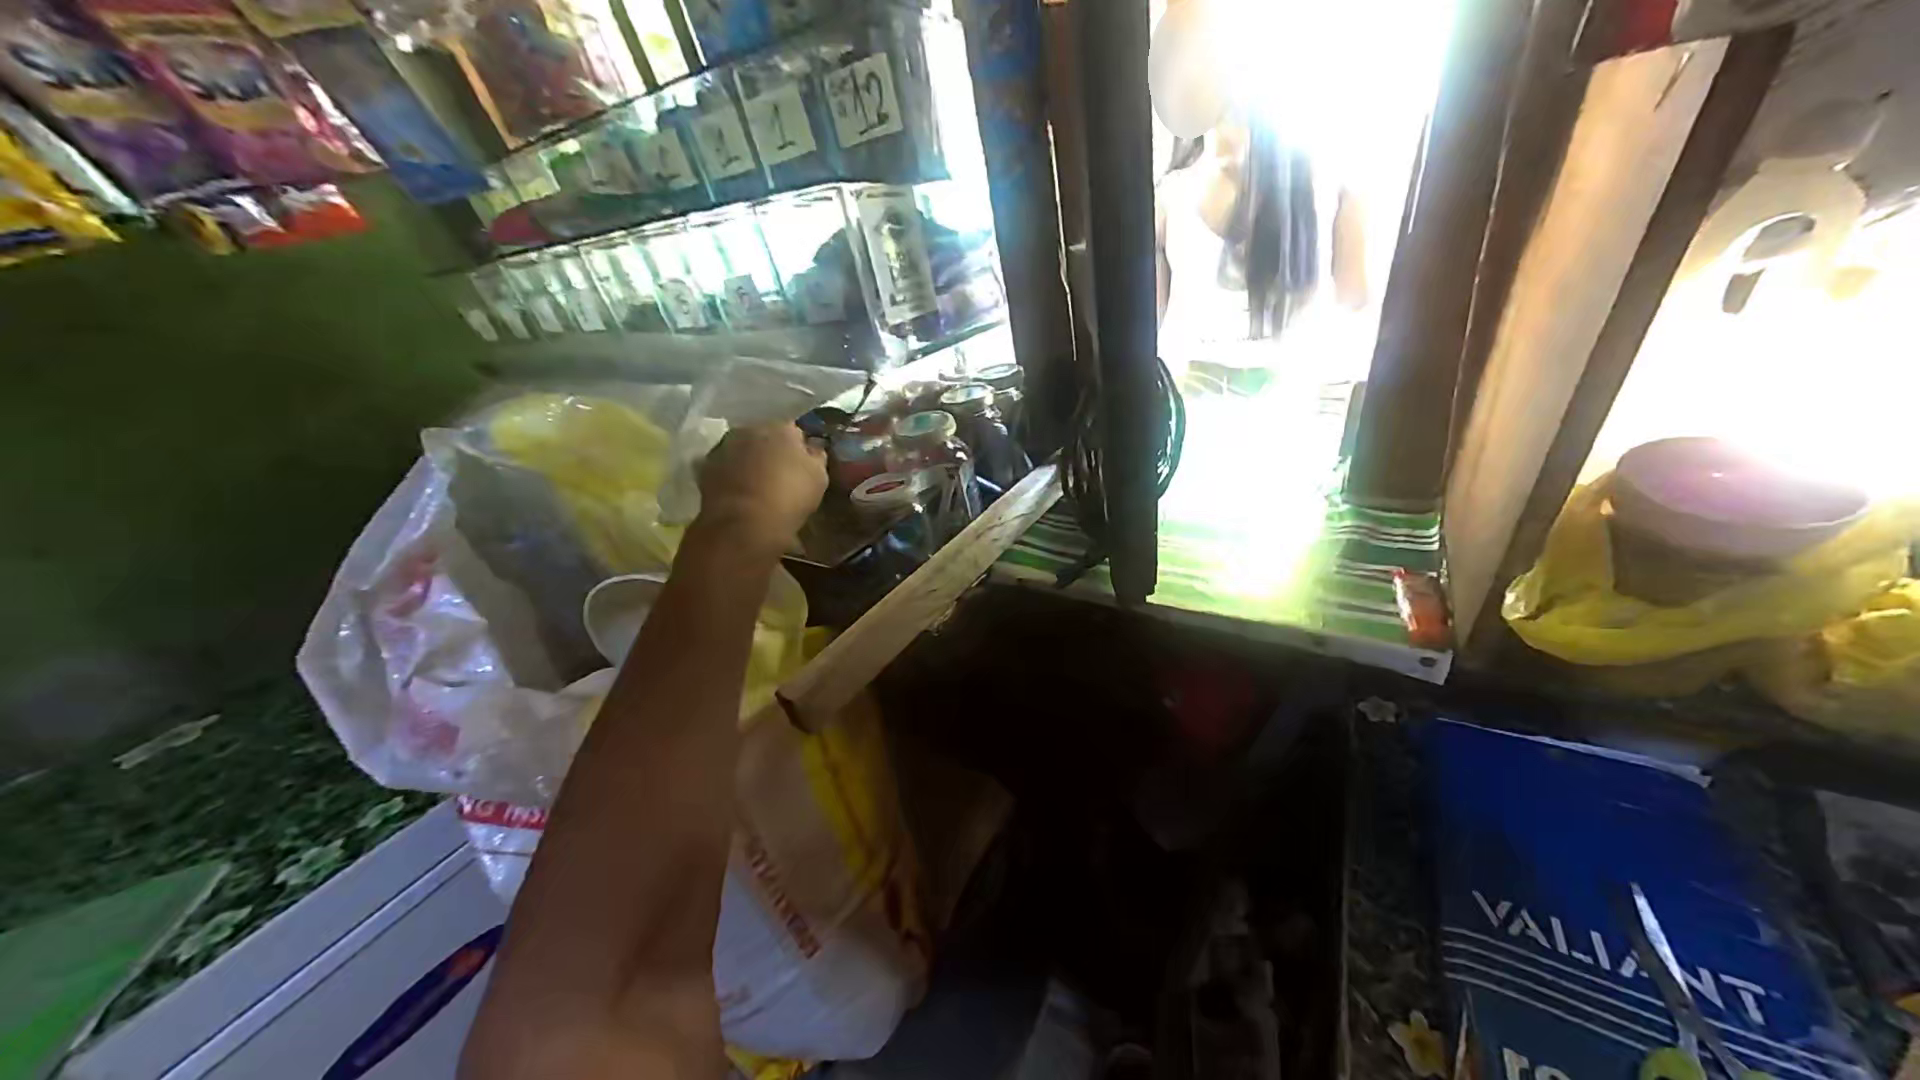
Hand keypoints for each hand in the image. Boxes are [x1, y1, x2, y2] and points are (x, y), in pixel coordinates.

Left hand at [694, 422, 826, 556]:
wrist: (744, 524)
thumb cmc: (789, 498)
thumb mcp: (819, 477)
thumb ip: (816, 456)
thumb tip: (812, 447)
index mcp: (781, 427)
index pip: (795, 430)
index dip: (800, 448)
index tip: (803, 465)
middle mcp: (750, 429)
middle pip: (765, 436)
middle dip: (772, 451)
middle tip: (780, 475)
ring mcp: (724, 447)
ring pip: (743, 450)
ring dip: (750, 462)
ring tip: (758, 486)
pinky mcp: (706, 468)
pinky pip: (726, 467)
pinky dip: (732, 476)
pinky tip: (740, 494)